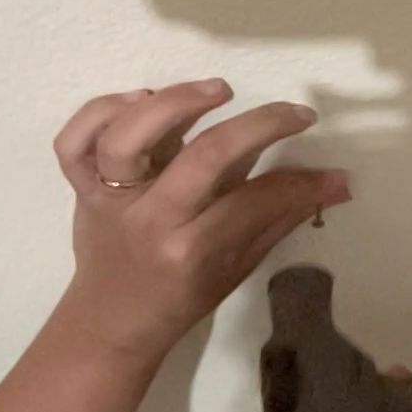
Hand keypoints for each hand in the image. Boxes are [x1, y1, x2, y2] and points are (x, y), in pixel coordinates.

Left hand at [48, 80, 349, 365]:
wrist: (109, 322)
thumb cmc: (181, 299)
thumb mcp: (238, 267)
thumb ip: (283, 218)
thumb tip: (337, 185)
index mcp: (191, 251)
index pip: (256, 200)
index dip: (303, 183)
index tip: (332, 172)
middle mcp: (149, 221)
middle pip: (205, 157)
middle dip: (260, 126)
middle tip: (294, 112)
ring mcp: (109, 200)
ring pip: (129, 138)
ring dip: (176, 103)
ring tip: (218, 90)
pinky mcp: (82, 186)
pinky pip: (75, 141)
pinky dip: (102, 110)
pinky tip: (140, 98)